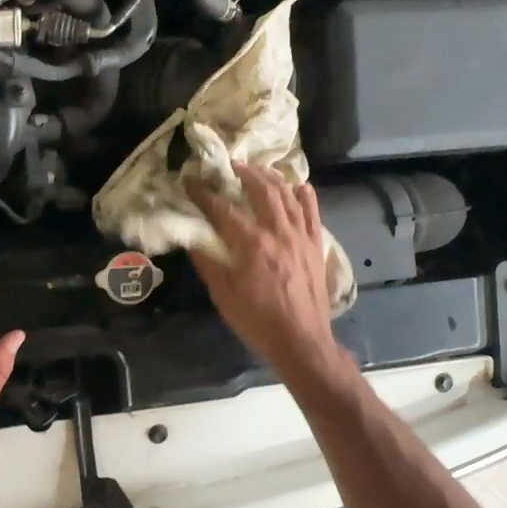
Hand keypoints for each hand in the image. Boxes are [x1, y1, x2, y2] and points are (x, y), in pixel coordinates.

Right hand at [186, 163, 347, 383]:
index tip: (190, 181)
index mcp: (251, 243)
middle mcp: (278, 232)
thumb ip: (207, 261)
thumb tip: (191, 238)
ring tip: (259, 171)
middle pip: (262, 190)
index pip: (222, 209)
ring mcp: (301, 236)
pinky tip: (297, 187)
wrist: (300, 341)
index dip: (203, 193)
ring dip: (272, 178)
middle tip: (231, 166)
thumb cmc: (256, 320)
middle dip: (244, 173)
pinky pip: (312, 211)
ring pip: (288, 195)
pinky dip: (304, 195)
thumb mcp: (222, 293)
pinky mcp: (316, 245)